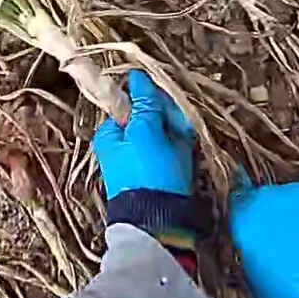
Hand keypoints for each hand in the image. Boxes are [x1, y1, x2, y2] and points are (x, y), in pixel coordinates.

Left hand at [92, 69, 194, 198]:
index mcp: (110, 133)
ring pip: (167, 128)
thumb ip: (144, 103)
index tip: (165, 104)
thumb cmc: (147, 173)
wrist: (161, 222)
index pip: (133, 100)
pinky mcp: (160, 169)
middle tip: (177, 127)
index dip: (151, 99)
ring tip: (184, 143)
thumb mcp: (144, 132)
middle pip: (151, 113)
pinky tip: (187, 153)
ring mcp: (143, 156)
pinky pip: (175, 146)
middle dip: (169, 116)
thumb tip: (137, 75)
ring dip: (179, 130)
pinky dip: (183, 146)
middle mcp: (124, 143)